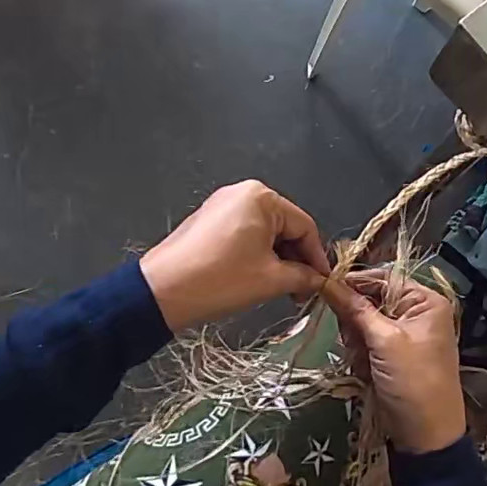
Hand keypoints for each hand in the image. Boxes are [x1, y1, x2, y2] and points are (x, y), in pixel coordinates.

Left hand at [139, 181, 332, 331]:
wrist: (163, 291)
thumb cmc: (220, 279)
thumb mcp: (271, 279)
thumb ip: (303, 276)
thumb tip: (318, 280)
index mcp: (261, 197)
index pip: (305, 225)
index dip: (317, 258)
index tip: (324, 283)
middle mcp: (241, 193)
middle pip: (285, 227)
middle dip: (296, 260)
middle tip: (302, 292)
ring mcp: (222, 205)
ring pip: (265, 233)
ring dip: (277, 260)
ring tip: (281, 290)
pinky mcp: (208, 221)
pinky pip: (244, 235)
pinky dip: (256, 256)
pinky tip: (258, 279)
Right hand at [322, 273, 464, 453]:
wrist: (426, 436)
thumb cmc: (413, 381)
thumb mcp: (384, 341)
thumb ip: (355, 308)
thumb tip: (326, 280)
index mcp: (425, 301)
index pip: (382, 276)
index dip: (354, 282)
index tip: (325, 287)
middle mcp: (415, 312)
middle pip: (369, 298)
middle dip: (355, 319)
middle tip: (354, 341)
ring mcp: (403, 334)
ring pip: (361, 320)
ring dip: (355, 340)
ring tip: (363, 361)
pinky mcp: (391, 353)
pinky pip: (364, 341)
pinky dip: (359, 353)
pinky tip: (364, 369)